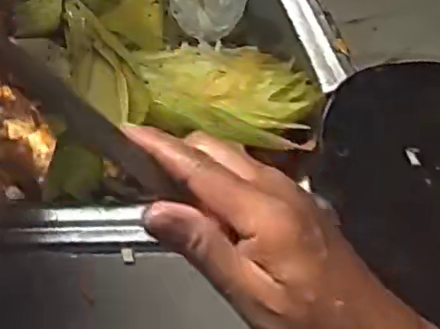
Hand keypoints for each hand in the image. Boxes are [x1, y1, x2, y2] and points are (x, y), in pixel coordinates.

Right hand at [124, 126, 430, 328]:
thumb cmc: (315, 324)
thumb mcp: (254, 297)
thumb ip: (202, 247)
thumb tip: (152, 210)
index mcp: (259, 207)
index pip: (194, 162)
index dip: (155, 144)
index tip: (125, 130)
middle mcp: (273, 185)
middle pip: (209, 146)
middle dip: (173, 149)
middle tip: (141, 170)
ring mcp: (288, 188)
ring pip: (227, 153)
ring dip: (195, 159)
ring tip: (170, 187)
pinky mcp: (296, 198)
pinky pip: (245, 167)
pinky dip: (217, 170)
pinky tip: (211, 201)